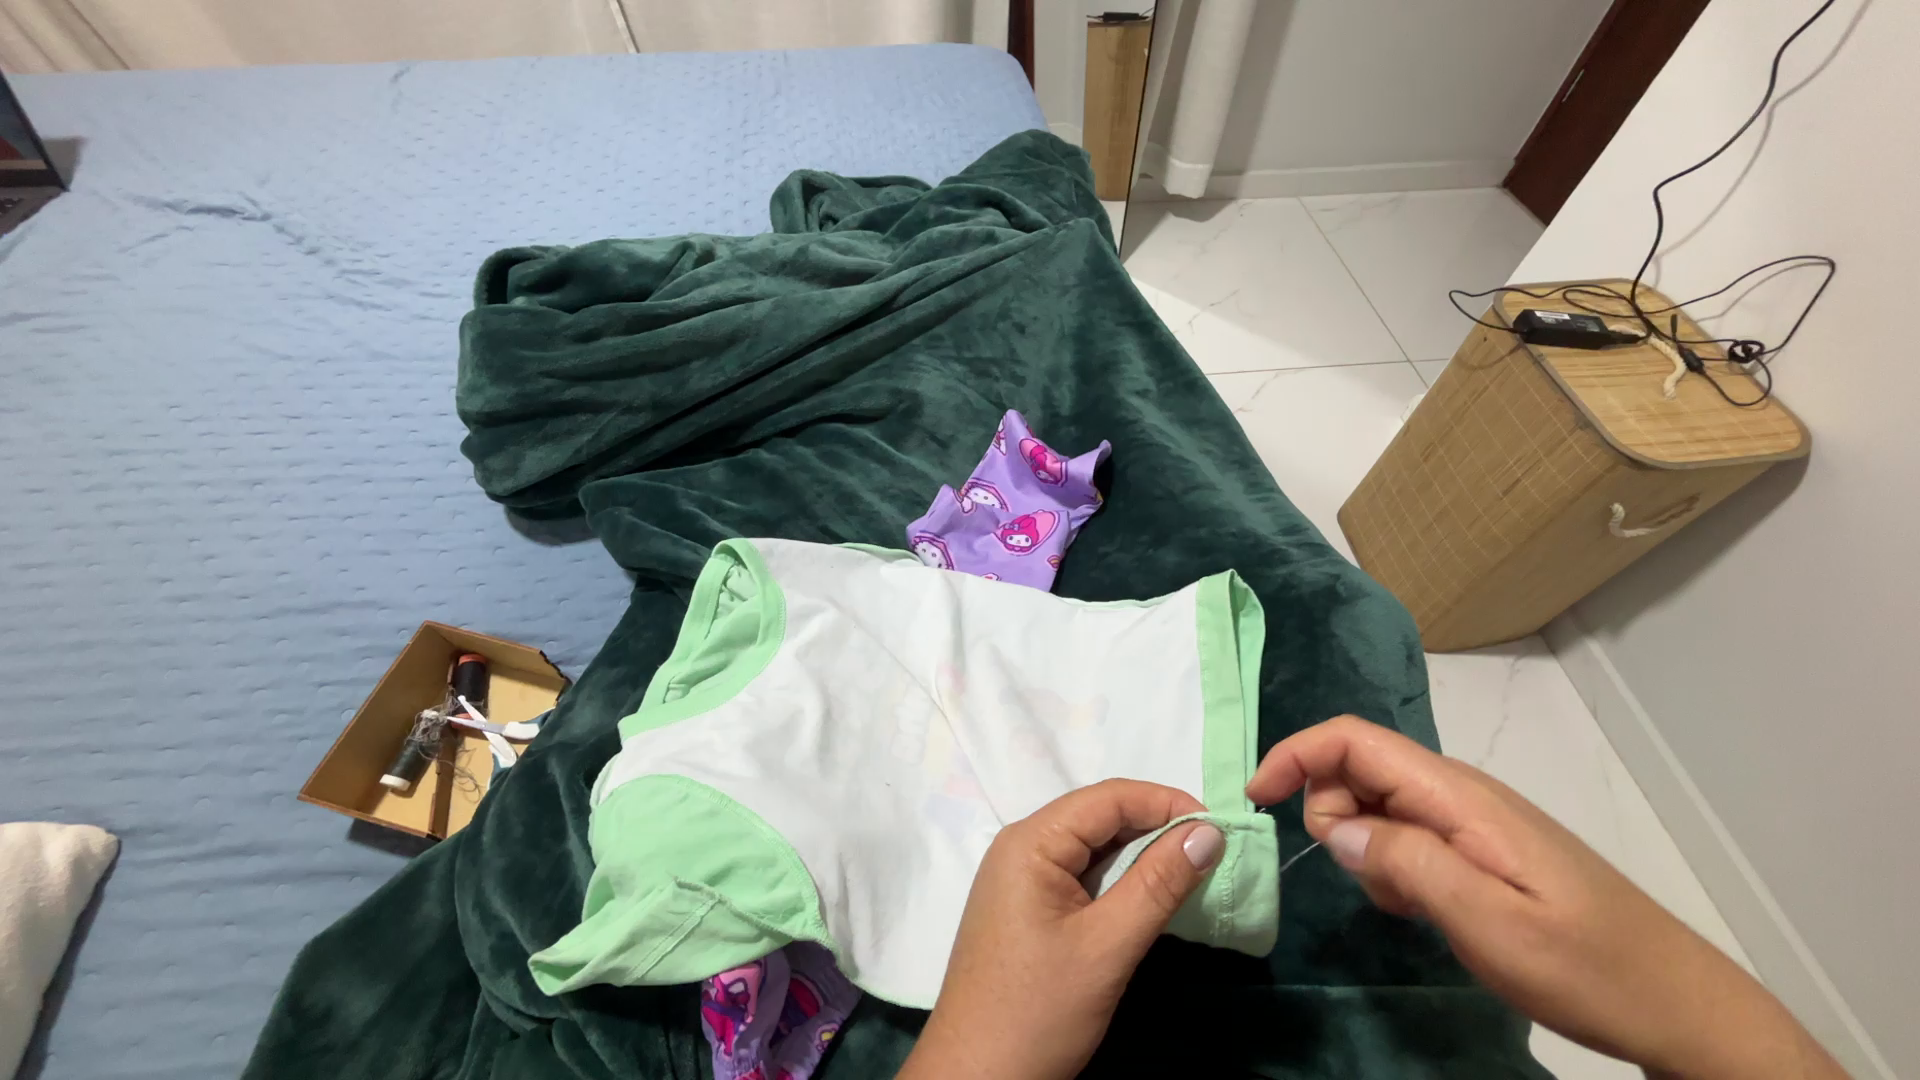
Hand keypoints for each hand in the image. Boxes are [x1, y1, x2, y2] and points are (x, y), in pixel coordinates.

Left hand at [898, 779, 1225, 1079]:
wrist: (975, 1077)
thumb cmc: (1039, 1010)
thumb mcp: (1107, 946)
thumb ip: (1158, 884)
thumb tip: (1208, 831)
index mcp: (1031, 840)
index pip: (1108, 797)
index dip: (1165, 802)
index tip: (1220, 827)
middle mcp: (1023, 845)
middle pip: (1099, 816)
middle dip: (1157, 825)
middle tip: (1214, 850)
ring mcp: (1022, 875)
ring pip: (1092, 845)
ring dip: (1141, 851)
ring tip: (1193, 867)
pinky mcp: (1028, 904)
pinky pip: (1081, 872)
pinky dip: (1120, 876)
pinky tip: (1151, 891)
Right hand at [1248, 715, 1844, 1079]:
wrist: (1682, 1006)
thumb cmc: (1588, 965)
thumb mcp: (1488, 922)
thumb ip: (1404, 864)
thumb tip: (1332, 828)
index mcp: (1456, 795)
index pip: (1354, 739)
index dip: (1296, 754)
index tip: (1259, 798)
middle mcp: (1455, 791)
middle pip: (1355, 769)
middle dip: (1332, 817)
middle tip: (1368, 880)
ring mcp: (1465, 817)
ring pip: (1373, 805)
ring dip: (1363, 849)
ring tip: (1409, 905)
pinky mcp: (1471, 844)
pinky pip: (1401, 834)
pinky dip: (1389, 865)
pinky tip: (1423, 907)